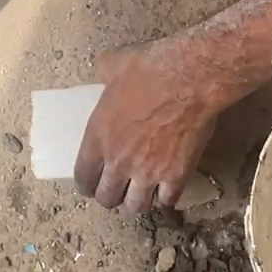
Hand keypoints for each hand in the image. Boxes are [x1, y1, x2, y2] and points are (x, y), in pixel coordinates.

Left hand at [74, 42, 224, 212]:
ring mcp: (147, 172)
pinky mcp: (176, 175)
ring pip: (136, 207)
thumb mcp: (113, 64)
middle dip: (110, 197)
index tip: (91, 185)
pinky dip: (165, 198)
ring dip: (136, 203)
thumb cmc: (148, 69)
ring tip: (140, 197)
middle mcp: (118, 161)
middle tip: (116, 191)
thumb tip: (105, 72)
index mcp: (97, 138)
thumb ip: (104, 74)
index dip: (86, 185)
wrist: (188, 79)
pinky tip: (166, 191)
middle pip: (107, 198)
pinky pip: (167, 200)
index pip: (83, 177)